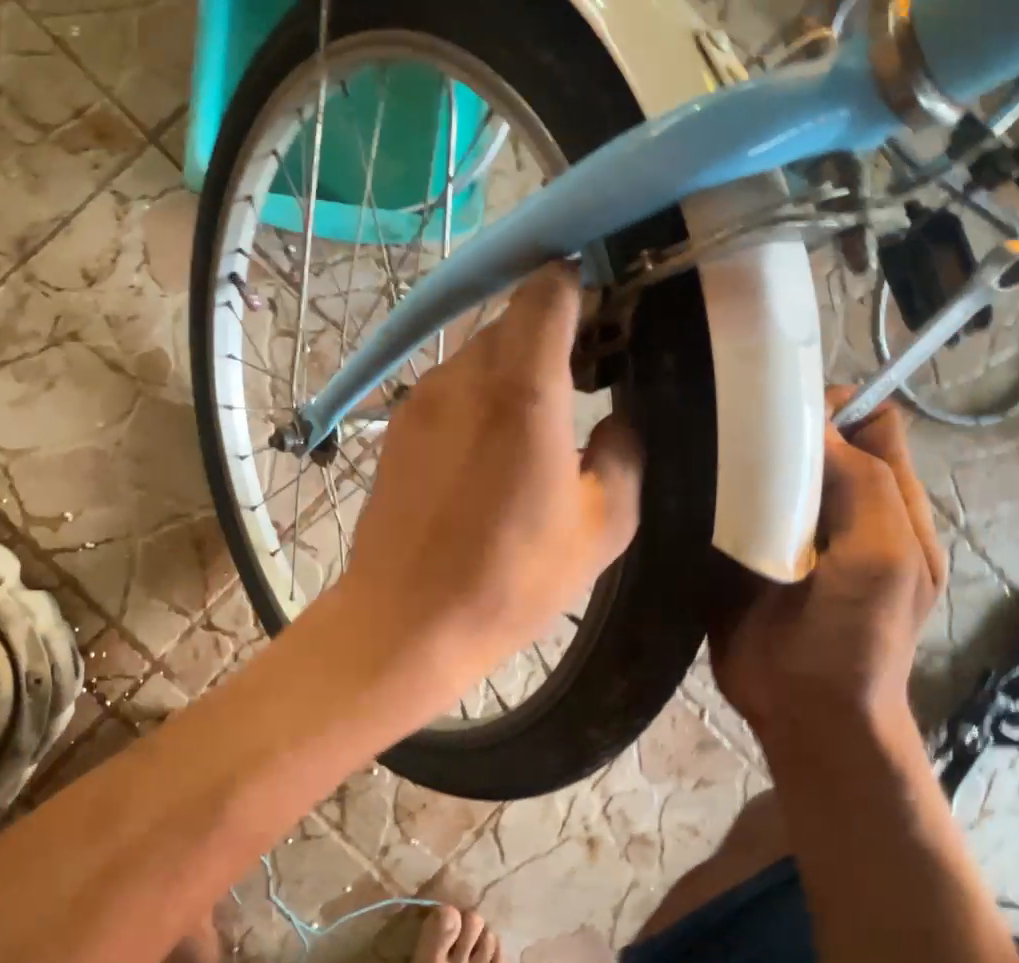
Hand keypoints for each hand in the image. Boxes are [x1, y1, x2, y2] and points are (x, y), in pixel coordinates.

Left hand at [337, 263, 643, 668]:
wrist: (406, 620)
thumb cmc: (511, 579)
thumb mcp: (601, 526)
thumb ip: (622, 453)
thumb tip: (619, 419)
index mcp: (522, 389)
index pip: (547, 290)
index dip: (580, 286)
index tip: (608, 312)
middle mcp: (462, 378)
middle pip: (511, 321)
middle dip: (551, 334)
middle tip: (585, 377)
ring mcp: (420, 402)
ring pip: (474, 355)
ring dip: (510, 369)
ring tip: (536, 423)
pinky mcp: (396, 430)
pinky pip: (446, 391)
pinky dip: (475, 399)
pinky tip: (489, 452)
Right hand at [710, 390, 947, 737]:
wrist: (807, 712)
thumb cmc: (860, 637)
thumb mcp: (885, 557)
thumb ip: (864, 486)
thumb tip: (815, 426)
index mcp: (888, 506)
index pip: (872, 427)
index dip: (836, 406)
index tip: (782, 405)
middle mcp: (836, 513)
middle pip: (813, 449)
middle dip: (778, 431)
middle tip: (728, 427)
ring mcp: (784, 539)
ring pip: (763, 479)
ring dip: (738, 465)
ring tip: (699, 453)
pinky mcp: (738, 562)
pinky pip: (724, 517)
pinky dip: (709, 501)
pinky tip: (684, 492)